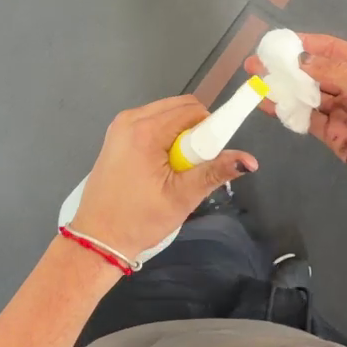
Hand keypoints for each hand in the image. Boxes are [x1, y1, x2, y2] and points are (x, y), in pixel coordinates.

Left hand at [70, 96, 257, 257]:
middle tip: (192, 166)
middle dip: (194, 131)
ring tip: (175, 170)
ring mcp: (119, 126)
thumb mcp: (183, 197)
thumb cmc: (139, 220)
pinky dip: (162, 138)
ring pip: (164, 114)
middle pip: (178, 107)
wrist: (97, 238)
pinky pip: (150, 124)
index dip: (209, 129)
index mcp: (145, 130)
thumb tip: (249, 161)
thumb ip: (215, 172)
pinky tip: (159, 168)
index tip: (208, 157)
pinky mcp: (115, 136)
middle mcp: (130, 119)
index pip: (192, 109)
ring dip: (178, 135)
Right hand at [247, 34, 346, 214]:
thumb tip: (302, 60)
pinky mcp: (337, 138)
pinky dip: (290, 113)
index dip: (306, 44)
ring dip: (285, 90)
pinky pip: (310, 121)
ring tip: (257, 83)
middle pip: (318, 73)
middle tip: (256, 64)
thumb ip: (337, 76)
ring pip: (310, 97)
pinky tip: (270, 106)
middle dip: (288, 68)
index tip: (277, 43)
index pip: (334, 50)